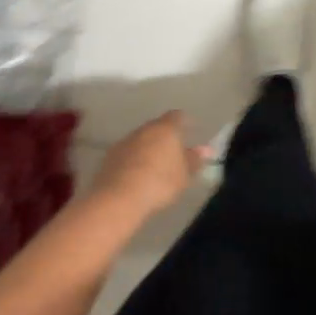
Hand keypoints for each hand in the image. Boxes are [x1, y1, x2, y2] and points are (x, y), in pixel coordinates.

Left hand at [88, 111, 209, 215]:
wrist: (119, 197)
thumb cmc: (160, 183)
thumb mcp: (184, 175)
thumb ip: (194, 160)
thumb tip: (206, 149)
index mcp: (165, 129)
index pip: (177, 116)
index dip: (184, 122)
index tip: (190, 130)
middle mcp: (144, 130)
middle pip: (157, 127)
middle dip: (165, 136)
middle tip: (173, 150)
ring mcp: (125, 142)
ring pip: (140, 139)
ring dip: (148, 147)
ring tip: (155, 165)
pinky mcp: (110, 157)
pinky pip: (127, 153)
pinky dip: (134, 159)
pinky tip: (137, 174)